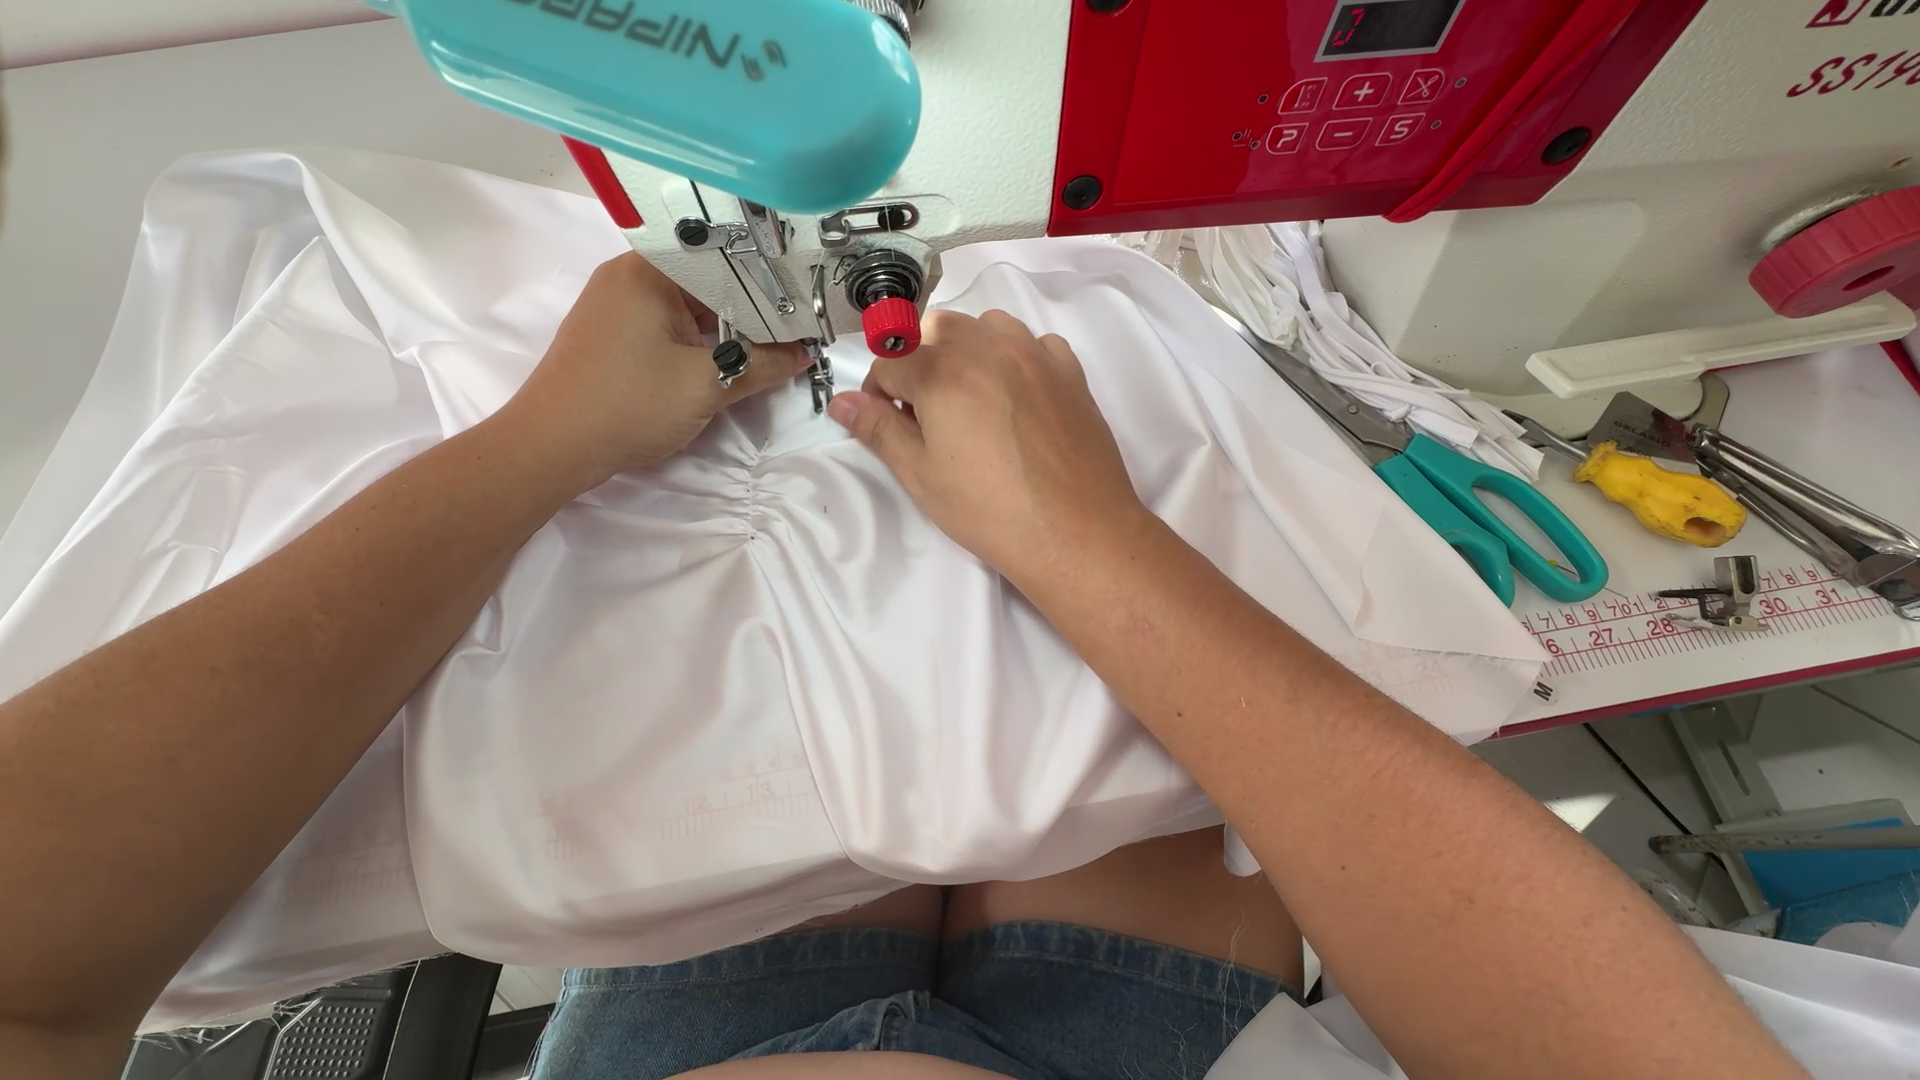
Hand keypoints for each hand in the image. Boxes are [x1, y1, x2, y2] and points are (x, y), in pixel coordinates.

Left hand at [502, 252, 810, 489]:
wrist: (552, 447)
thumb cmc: (629, 406)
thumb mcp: (707, 386)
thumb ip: (763, 365)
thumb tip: (805, 354)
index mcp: (648, 271)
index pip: (723, 260)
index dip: (769, 281)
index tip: (805, 301)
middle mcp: (629, 277)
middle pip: (707, 282)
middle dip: (752, 308)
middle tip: (799, 326)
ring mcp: (618, 306)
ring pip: (690, 307)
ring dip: (728, 328)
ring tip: (773, 345)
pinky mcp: (615, 335)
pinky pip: (670, 326)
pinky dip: (700, 341)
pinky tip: (729, 358)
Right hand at [826, 309, 1150, 583]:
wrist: (1075, 532)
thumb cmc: (990, 511)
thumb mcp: (921, 476)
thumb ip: (879, 430)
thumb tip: (842, 403)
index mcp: (941, 372)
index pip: (891, 360)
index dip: (879, 391)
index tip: (888, 421)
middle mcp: (987, 348)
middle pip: (937, 329)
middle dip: (921, 361)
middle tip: (927, 412)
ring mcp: (1034, 355)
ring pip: (987, 325)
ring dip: (968, 349)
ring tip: (970, 397)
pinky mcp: (1070, 372)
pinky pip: (1034, 343)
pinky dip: (1016, 356)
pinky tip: (1016, 395)